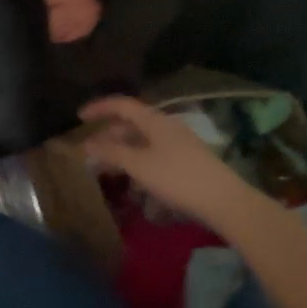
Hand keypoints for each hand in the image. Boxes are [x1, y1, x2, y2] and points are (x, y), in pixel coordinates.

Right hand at [79, 95, 254, 224]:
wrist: (226, 202)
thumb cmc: (177, 178)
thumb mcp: (138, 165)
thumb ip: (110, 152)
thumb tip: (86, 143)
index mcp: (154, 120)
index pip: (121, 104)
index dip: (99, 108)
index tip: (79, 117)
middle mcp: (167, 126)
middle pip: (132, 123)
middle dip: (109, 135)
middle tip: (92, 150)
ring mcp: (181, 144)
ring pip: (144, 141)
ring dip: (124, 151)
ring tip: (109, 168)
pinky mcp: (189, 162)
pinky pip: (155, 154)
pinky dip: (139, 161)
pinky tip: (136, 181)